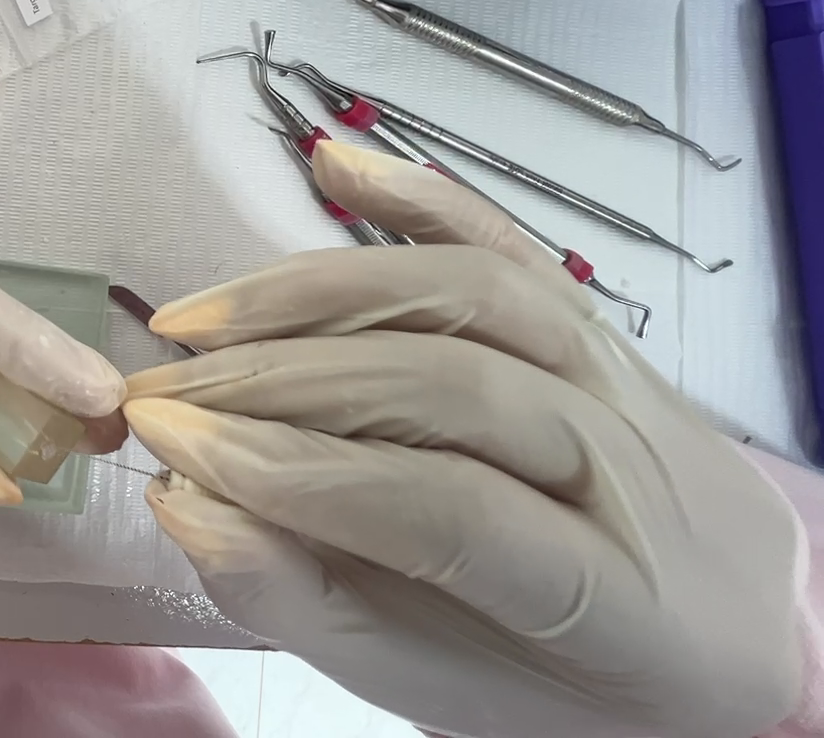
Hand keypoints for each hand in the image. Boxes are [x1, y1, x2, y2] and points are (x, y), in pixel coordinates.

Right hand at [125, 141, 803, 737]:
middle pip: (446, 382)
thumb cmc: (524, 678)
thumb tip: (182, 499)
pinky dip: (418, 194)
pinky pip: (510, 242)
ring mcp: (630, 378)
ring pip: (468, 292)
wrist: (683, 650)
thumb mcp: (402, 678)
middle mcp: (650, 469)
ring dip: (311, 292)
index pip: (441, 508)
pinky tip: (331, 164)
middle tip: (159, 388)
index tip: (164, 441)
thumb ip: (288, 595)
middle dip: (273, 379)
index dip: (287, 470)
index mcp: (623, 603)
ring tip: (198, 317)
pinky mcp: (594, 325)